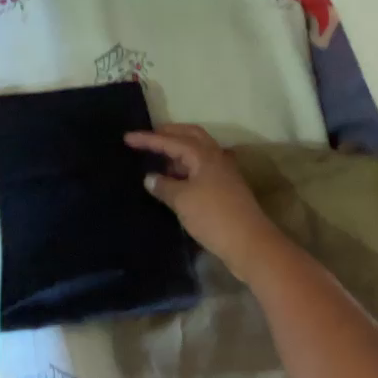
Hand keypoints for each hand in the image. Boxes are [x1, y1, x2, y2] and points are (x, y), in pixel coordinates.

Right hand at [126, 124, 289, 283]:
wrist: (251, 244)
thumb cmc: (213, 217)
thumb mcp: (182, 200)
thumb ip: (163, 186)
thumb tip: (150, 178)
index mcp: (203, 155)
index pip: (170, 141)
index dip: (147, 139)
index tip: (127, 137)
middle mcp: (216, 157)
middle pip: (190, 135)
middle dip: (169, 133)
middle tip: (148, 137)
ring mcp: (223, 173)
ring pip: (198, 150)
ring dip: (179, 149)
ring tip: (159, 158)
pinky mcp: (226, 188)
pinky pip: (201, 166)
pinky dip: (186, 166)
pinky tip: (176, 178)